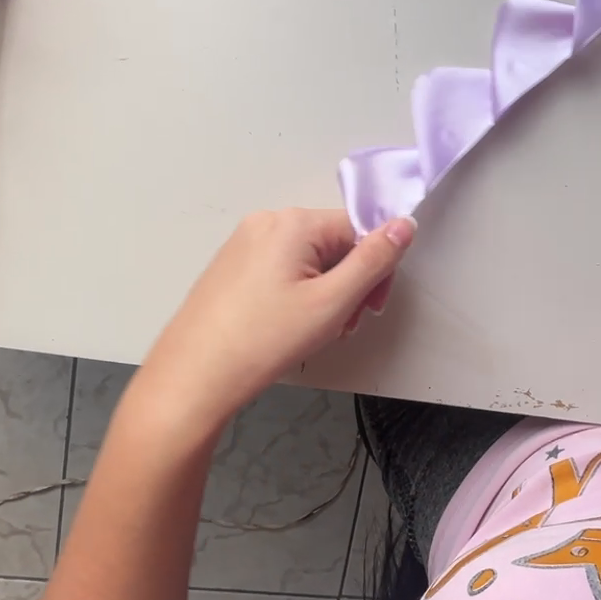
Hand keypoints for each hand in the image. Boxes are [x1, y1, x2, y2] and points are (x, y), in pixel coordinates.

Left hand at [136, 209, 416, 426]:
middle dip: (353, 282)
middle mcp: (268, 223)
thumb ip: (375, 259)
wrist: (195, 376)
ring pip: (313, 259)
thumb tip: (405, 223)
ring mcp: (246, 244)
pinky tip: (296, 324)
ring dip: (330, 291)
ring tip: (320, 329)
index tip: (372, 306)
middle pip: (337, 242)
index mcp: (294, 224)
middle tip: (346, 322)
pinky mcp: (235, 266)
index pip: (360, 229)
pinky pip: (287, 268)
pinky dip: (304, 293)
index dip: (377, 268)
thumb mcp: (334, 300)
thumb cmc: (265, 339)